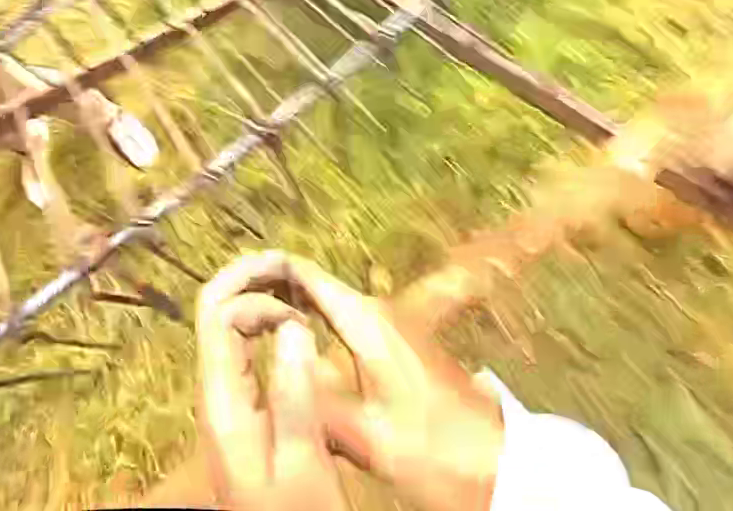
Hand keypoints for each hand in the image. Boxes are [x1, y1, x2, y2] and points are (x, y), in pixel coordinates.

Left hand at [197, 254, 348, 510]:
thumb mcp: (302, 464)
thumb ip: (294, 395)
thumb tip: (293, 325)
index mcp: (222, 400)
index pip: (218, 314)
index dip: (253, 295)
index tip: (299, 311)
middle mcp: (215, 389)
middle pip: (215, 309)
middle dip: (247, 278)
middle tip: (286, 263)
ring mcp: (225, 396)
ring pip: (227, 323)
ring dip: (256, 295)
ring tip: (292, 285)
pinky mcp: (240, 405)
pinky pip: (242, 345)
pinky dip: (264, 323)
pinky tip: (291, 322)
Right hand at [208, 252, 506, 510]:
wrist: (499, 464)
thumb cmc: (435, 446)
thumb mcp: (369, 436)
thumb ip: (316, 404)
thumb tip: (271, 378)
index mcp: (366, 320)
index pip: (306, 274)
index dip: (266, 268)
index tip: (233, 278)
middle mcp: (375, 311)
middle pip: (314, 283)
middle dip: (274, 285)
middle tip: (235, 303)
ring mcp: (388, 325)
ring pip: (328, 302)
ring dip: (292, 304)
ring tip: (254, 321)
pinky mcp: (395, 344)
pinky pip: (342, 320)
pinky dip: (313, 321)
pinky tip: (297, 346)